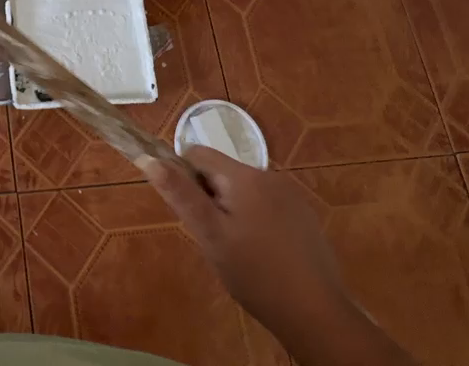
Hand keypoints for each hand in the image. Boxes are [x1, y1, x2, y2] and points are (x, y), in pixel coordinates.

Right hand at [147, 146, 349, 331]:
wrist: (317, 314)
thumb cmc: (255, 274)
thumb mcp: (210, 236)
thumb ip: (181, 195)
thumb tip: (151, 159)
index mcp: (244, 176)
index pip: (197, 154)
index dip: (184, 178)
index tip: (192, 213)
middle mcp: (269, 175)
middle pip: (222, 172)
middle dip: (210, 198)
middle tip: (215, 239)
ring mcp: (291, 195)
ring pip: (243, 190)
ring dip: (232, 209)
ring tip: (239, 250)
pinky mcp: (304, 215)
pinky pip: (266, 204)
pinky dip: (256, 220)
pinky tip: (263, 254)